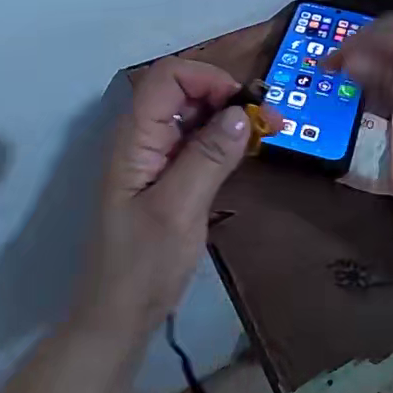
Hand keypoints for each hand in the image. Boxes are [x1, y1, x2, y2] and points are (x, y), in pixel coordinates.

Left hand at [72, 58, 261, 335]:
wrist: (119, 315)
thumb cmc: (143, 264)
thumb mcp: (179, 209)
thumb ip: (208, 157)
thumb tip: (242, 112)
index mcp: (135, 138)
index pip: (168, 77)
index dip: (208, 78)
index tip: (247, 105)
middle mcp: (143, 139)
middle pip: (183, 91)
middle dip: (227, 96)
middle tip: (273, 121)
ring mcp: (155, 158)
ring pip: (194, 116)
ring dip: (230, 117)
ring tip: (269, 132)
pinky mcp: (168, 177)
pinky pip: (197, 143)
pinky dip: (225, 140)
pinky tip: (248, 151)